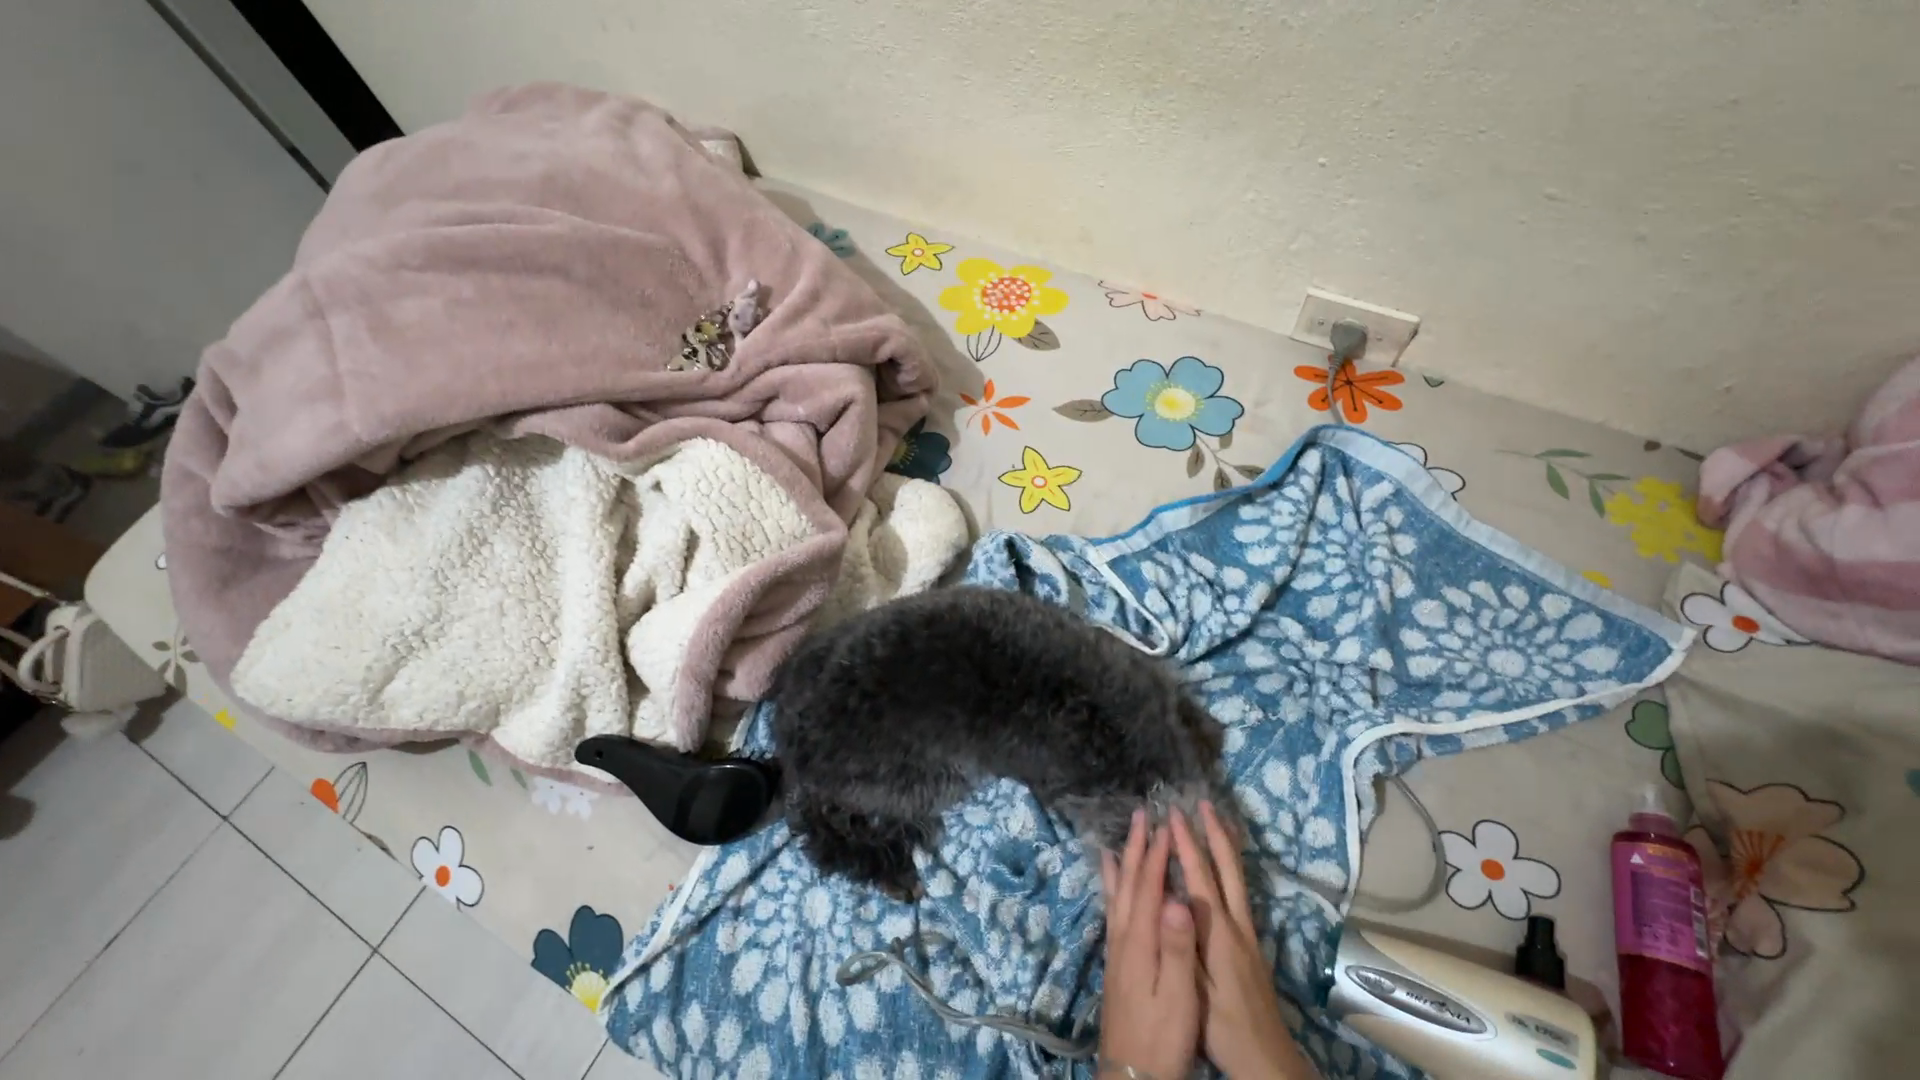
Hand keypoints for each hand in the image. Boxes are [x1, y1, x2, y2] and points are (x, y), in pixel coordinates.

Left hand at [1098, 809, 1200, 1079]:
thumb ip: (1178, 948)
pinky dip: (1112, 890)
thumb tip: (1180, 901)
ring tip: (1122, 838)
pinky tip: (1112, 887)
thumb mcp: (1179, 996)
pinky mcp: (1115, 961)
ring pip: (1117, 894)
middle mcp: (1123, 937)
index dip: (1157, 855)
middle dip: (1137, 848)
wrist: (1131, 1071)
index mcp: (1140, 941)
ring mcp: (1116, 949)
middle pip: (1129, 883)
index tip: (1166, 824)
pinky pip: (1112, 911)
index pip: (1148, 887)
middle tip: (1142, 815)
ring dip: (1123, 863)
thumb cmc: (1162, 1034)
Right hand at [1170, 803, 1318, 1079]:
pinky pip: (1239, 892)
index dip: (1188, 844)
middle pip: (1228, 868)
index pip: (1201, 877)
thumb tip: (1173, 900)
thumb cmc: (1221, 1026)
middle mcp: (1236, 925)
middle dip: (1214, 833)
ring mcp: (1247, 933)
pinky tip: (1224, 868)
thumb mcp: (1196, 988)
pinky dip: (1230, 868)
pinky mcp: (1251, 944)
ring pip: (1238, 878)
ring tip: (1218, 820)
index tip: (1174, 814)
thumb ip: (1186, 944)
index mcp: (1218, 933)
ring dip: (1227, 846)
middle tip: (1202, 803)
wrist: (1265, 1058)